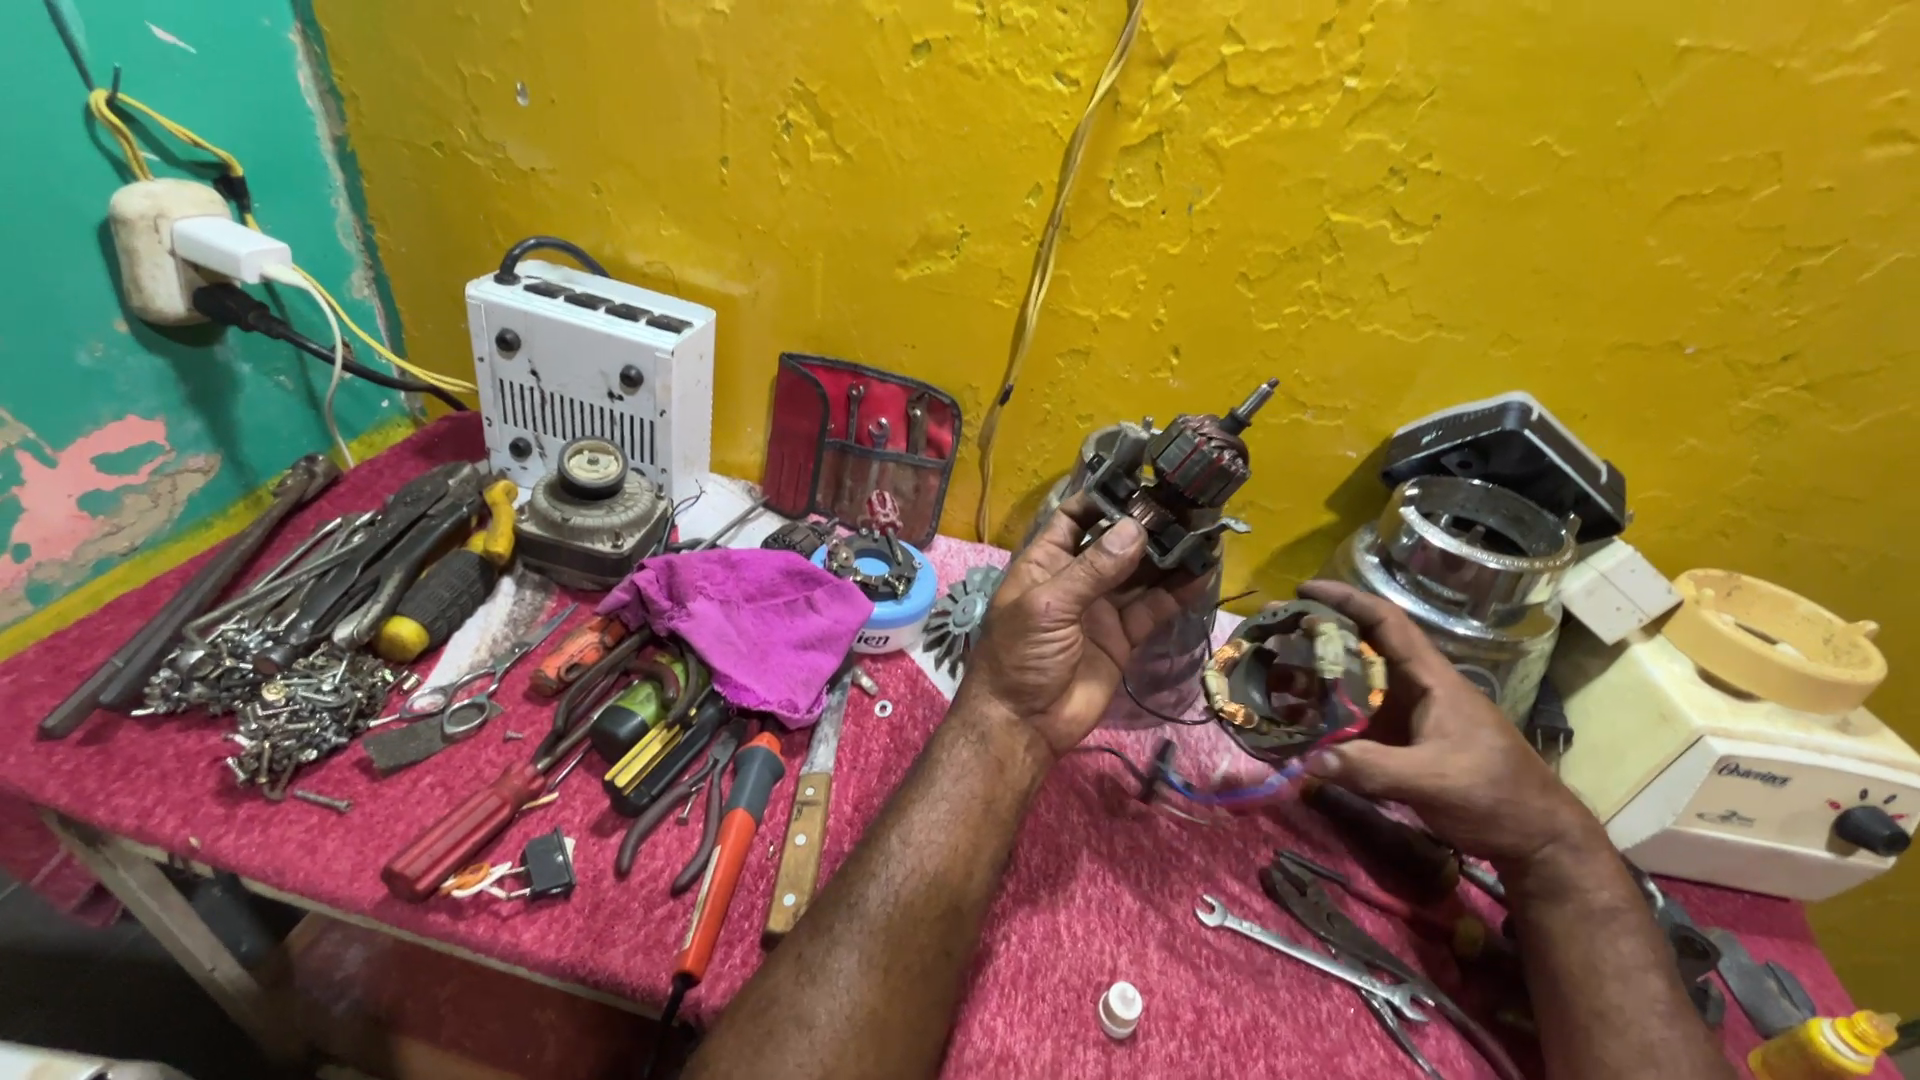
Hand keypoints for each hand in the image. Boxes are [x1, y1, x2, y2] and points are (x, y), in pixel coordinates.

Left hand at [959, 498, 1203, 761]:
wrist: (1024, 723)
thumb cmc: (1020, 655)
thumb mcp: (1049, 604)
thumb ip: (1093, 569)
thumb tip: (1136, 528)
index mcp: (1046, 563)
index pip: (1074, 518)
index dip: (1103, 500)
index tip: (1141, 482)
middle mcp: (1076, 579)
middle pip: (1114, 543)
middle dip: (1145, 526)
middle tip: (1186, 505)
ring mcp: (1100, 608)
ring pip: (1139, 574)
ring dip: (1166, 556)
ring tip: (1201, 532)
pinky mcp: (1122, 638)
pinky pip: (1152, 609)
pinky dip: (1174, 593)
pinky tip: (1200, 576)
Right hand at [1296, 580, 1603, 866]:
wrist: (1537, 838)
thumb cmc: (1496, 795)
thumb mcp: (1435, 781)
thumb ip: (1373, 769)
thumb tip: (1309, 761)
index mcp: (1431, 680)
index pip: (1386, 622)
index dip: (1346, 599)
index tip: (1304, 589)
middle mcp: (1416, 689)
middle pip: (1361, 647)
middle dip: (1318, 634)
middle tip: (1273, 630)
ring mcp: (1409, 718)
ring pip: (1355, 684)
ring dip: (1316, 676)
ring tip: (1274, 673)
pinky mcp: (1403, 744)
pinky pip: (1355, 719)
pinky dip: (1324, 715)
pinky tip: (1298, 724)